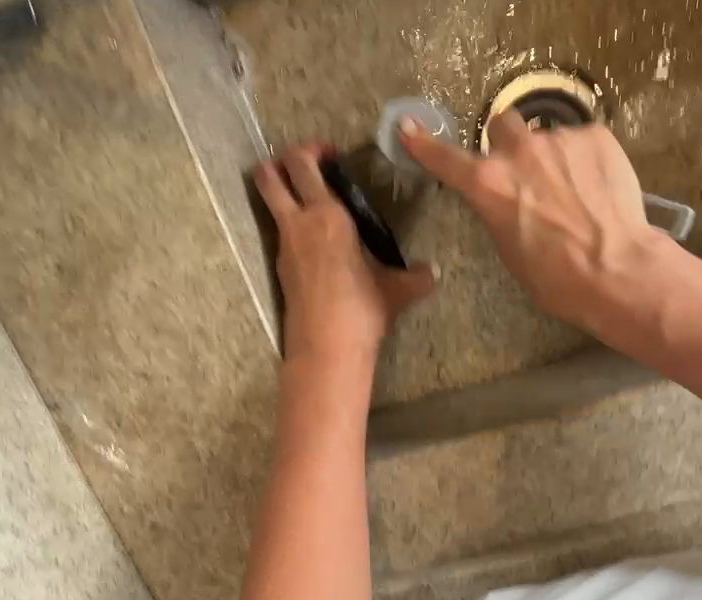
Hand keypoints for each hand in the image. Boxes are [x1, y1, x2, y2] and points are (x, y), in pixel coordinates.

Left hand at [254, 144, 434, 364]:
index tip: (330, 153)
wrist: (327, 347)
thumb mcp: (396, 290)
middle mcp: (299, 223)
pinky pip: (283, 236)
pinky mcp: (282, 271)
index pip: (305, 165)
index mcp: (328, 215)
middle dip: (281, 162)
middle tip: (304, 165)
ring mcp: (285, 247)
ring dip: (282, 194)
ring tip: (310, 204)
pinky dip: (293, 229)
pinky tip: (316, 246)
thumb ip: (415, 277)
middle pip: (270, 175)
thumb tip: (431, 273)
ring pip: (271, 205)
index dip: (312, 149)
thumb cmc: (362, 309)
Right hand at [398, 112, 667, 330]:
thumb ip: (500, 215)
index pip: (446, 159)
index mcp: (490, 186)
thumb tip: (505, 202)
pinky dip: (586, 162)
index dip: (426, 145)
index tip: (410, 129)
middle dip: (508, 144)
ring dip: (553, 159)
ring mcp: (561, 140)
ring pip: (548, 138)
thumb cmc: (559, 280)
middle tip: (526, 173)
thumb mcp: (513, 253)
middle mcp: (520, 152)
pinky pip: (583, 142)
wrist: (617, 271)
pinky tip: (598, 191)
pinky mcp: (597, 136)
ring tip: (575, 195)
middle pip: (502, 125)